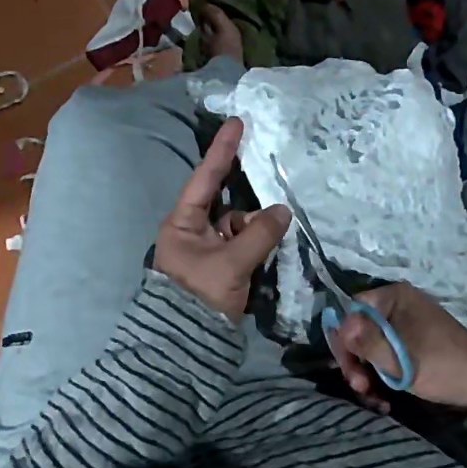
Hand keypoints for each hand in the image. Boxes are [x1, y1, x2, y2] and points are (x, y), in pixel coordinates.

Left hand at [153, 118, 290, 318]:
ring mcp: (207, 249)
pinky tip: (274, 242)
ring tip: (277, 230)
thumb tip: (283, 211)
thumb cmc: (200, 296)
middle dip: (249, 193)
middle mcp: (193, 230)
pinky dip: (257, 241)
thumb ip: (259, 235)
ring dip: (257, 225)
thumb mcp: (231, 264)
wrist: (188, 344)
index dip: (223, 150)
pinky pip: (243, 243)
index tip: (238, 123)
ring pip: (238, 224)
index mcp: (183, 222)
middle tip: (271, 173)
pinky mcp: (221, 266)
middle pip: (225, 201)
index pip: (205, 177)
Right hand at [330, 282, 466, 409]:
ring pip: (369, 347)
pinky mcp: (409, 342)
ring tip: (373, 398)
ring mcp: (404, 324)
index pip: (351, 311)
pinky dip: (380, 375)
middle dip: (355, 362)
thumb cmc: (442, 366)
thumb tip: (341, 326)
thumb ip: (368, 342)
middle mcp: (397, 304)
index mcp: (395, 297)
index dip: (344, 341)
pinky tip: (383, 398)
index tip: (348, 370)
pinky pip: (384, 354)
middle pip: (358, 330)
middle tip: (360, 388)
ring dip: (366, 374)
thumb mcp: (400, 358)